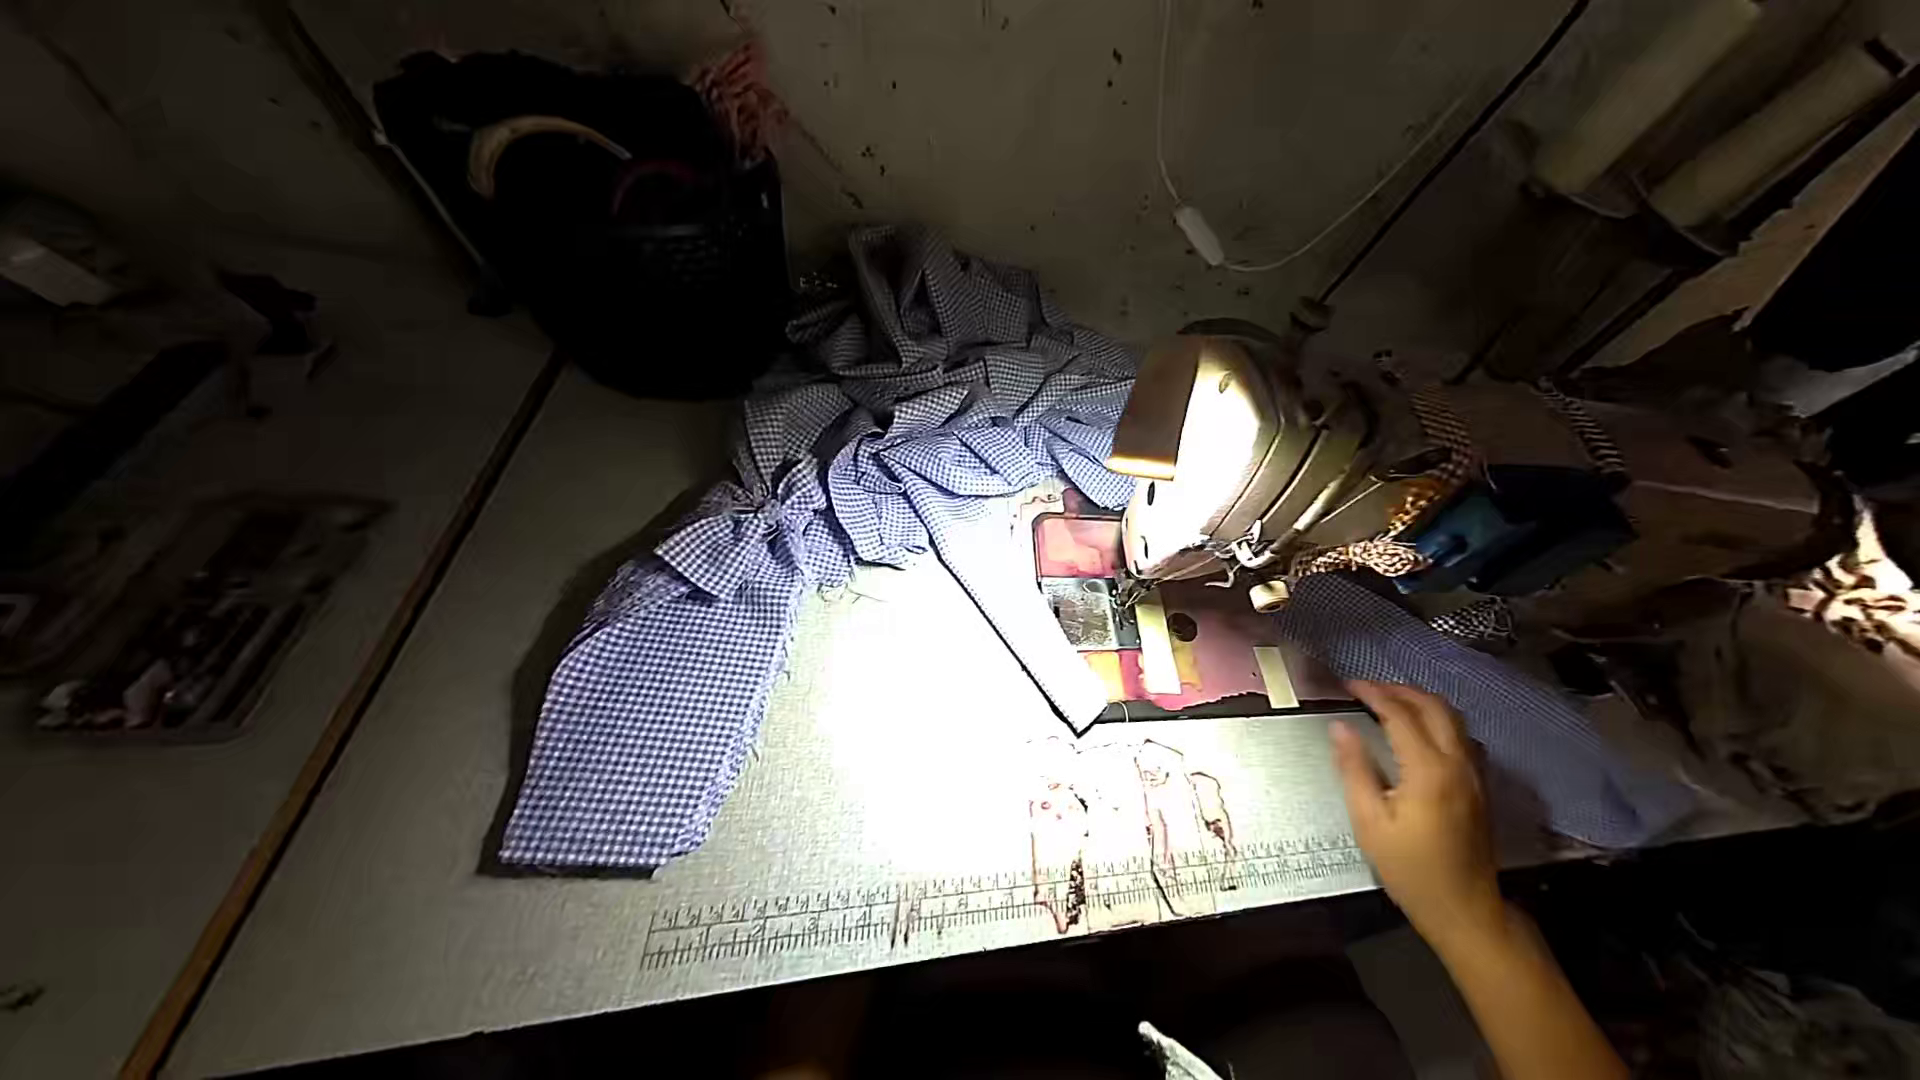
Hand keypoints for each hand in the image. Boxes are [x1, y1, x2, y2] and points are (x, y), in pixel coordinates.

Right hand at [1331, 680, 1503, 950]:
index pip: (1401, 715)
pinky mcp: (1480, 785)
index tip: (1348, 686)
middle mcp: (1458, 765)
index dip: (1373, 694)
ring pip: (1453, 718)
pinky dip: (1436, 720)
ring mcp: (1475, 774)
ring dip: (1420, 701)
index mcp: (1429, 771)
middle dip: (1399, 690)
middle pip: (1434, 707)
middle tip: (1367, 689)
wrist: (1466, 910)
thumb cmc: (1410, 868)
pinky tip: (1417, 730)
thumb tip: (1340, 727)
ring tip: (1388, 702)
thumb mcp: (1369, 821)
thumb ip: (1355, 769)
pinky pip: (1461, 736)